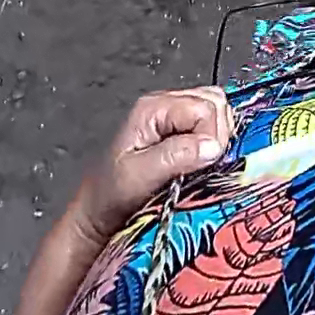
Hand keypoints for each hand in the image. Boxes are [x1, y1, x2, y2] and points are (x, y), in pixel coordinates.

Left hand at [72, 87, 234, 241]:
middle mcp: (167, 104)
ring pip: (217, 109)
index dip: (211, 136)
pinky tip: (205, 160)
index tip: (206, 165)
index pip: (204, 107)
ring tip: (204, 163)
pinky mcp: (183, 128)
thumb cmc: (109, 195)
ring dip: (218, 136)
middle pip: (214, 102)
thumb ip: (174, 157)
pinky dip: (216, 139)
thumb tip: (213, 146)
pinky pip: (214, 122)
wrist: (96, 213)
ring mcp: (176, 115)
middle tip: (205, 164)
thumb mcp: (136, 178)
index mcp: (154, 108)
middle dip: (217, 133)